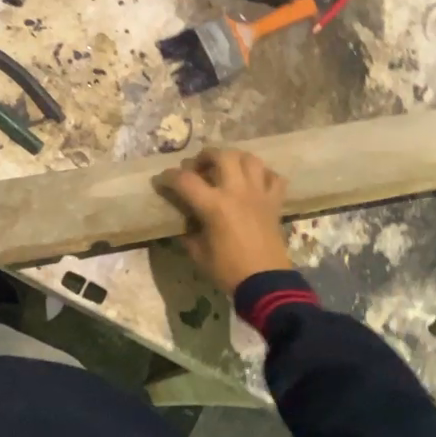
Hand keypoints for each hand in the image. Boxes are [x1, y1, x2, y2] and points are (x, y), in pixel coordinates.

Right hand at [156, 147, 292, 291]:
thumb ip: (190, 231)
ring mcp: (259, 194)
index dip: (168, 177)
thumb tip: (186, 221)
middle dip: (204, 156)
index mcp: (214, 205)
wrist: (265, 281)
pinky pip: (273, 177)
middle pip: (222, 155)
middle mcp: (237, 192)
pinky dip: (262, 175)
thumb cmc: (227, 269)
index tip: (161, 181)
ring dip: (234, 159)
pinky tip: (253, 183)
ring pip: (250, 159)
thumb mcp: (198, 252)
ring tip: (225, 169)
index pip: (185, 180)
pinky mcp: (275, 202)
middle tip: (197, 167)